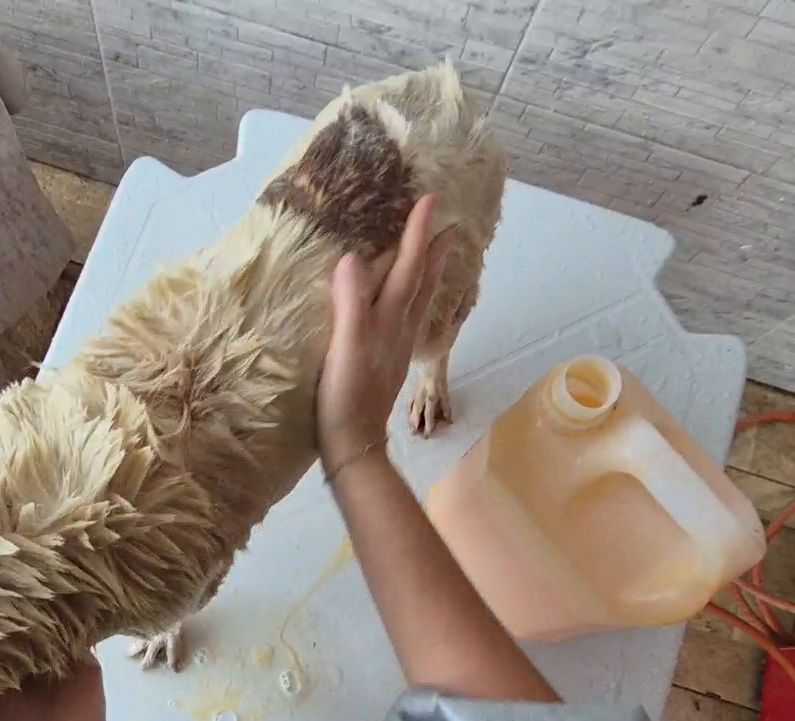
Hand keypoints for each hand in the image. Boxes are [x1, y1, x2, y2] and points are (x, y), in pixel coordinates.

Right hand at [316, 194, 451, 473]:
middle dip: (433, 253)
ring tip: (434, 256)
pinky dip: (406, 300)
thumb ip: (351, 304)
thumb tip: (353, 259)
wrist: (352, 444)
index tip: (431, 200)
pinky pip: (402, 319)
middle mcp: (398, 331)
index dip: (417, 236)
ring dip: (426, 275)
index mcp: (390, 322)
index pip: (408, 270)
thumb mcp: (345, 347)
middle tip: (449, 226)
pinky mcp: (383, 364)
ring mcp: (394, 348)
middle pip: (421, 284)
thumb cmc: (346, 397)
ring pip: (415, 302)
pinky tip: (398, 306)